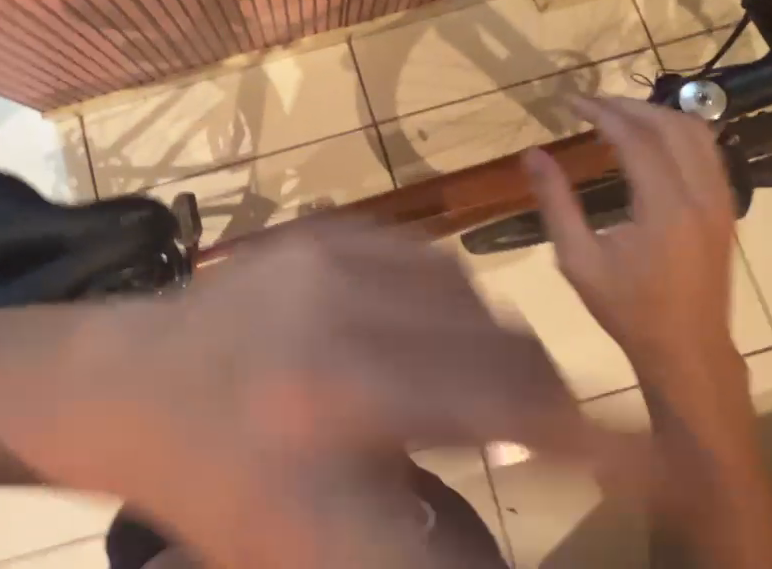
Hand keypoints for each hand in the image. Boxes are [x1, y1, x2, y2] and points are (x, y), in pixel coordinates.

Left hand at [0, 224, 624, 566]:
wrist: (129, 385)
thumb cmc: (213, 485)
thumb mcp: (311, 549)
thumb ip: (423, 552)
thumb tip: (505, 555)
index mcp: (339, 401)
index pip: (502, 412)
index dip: (587, 440)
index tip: (642, 458)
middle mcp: (341, 313)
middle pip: (497, 345)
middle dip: (544, 394)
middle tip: (549, 430)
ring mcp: (327, 259)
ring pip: (468, 292)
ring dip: (495, 342)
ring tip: (484, 387)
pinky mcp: (317, 234)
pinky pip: (420, 257)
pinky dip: (449, 298)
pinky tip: (432, 334)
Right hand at [521, 97, 742, 392]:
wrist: (687, 350)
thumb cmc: (627, 308)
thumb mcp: (578, 260)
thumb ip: (555, 202)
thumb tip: (532, 154)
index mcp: (666, 208)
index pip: (635, 139)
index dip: (601, 113)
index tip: (570, 103)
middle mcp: (701, 196)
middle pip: (670, 126)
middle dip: (627, 106)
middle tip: (590, 103)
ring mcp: (721, 202)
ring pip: (696, 134)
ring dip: (656, 114)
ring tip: (617, 113)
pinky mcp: (726, 209)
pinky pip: (709, 152)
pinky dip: (677, 133)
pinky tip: (650, 139)